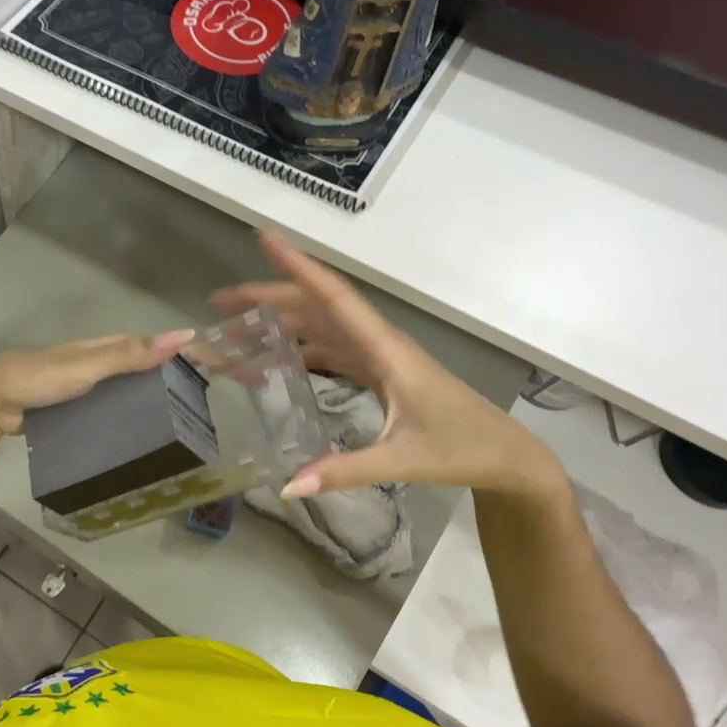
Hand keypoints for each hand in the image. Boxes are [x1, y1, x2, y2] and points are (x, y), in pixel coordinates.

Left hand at [0, 330, 196, 436]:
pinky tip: (136, 441)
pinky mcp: (70, 414)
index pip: (149, 346)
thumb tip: (183, 335)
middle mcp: (94, 366)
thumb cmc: (38, 377)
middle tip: (202, 403)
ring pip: (121, 395)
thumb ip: (130, 355)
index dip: (179, 352)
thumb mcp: (88, 365)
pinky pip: (104, 415)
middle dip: (167, 380)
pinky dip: (121, 423)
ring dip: (145, 405)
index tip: (214, 364)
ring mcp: (81, 391)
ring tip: (177, 427)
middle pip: (138, 371)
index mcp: (100, 347)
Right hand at [212, 232, 560, 496]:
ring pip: (321, 327)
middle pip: (317, 308)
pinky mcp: (380, 372)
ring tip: (235, 329)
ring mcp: (379, 356)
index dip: (299, 268)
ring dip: (279, 322)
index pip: (335, 299)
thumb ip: (344, 471)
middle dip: (268, 298)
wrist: (505, 455)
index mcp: (386, 351)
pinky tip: (274, 360)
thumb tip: (288, 486)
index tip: (265, 239)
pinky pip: (330, 350)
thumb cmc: (462, 448)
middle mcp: (379, 344)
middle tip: (220, 302)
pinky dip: (298, 350)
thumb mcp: (402, 460)